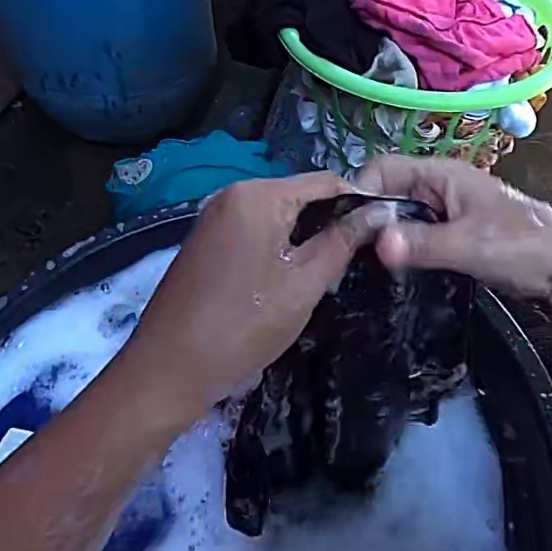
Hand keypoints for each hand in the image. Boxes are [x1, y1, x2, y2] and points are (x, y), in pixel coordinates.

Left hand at [120, 172, 390, 413]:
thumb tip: (378, 213)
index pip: (326, 181)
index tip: (383, 230)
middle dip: (329, 223)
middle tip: (354, 260)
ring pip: (276, 216)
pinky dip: (276, 247)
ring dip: (303, 238)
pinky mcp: (204, 240)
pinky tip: (285, 278)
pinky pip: (252, 230)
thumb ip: (342, 242)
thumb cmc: (243, 325)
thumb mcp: (304, 284)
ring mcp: (213, 217)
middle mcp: (231, 194)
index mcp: (257, 195)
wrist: (168, 368)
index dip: (359, 202)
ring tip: (324, 273)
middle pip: (299, 196)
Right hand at [351, 155, 551, 297]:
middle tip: (347, 250)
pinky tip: (388, 270)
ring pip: (396, 215)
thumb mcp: (469, 244)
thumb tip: (376, 243)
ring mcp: (442, 211)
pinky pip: (411, 234)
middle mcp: (437, 186)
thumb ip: (423, 243)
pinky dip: (398, 248)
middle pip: (385, 192)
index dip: (359, 191)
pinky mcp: (447, 234)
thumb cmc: (523, 245)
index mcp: (441, 173)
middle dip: (365, 217)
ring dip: (380, 235)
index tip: (344, 226)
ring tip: (360, 262)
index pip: (382, 169)